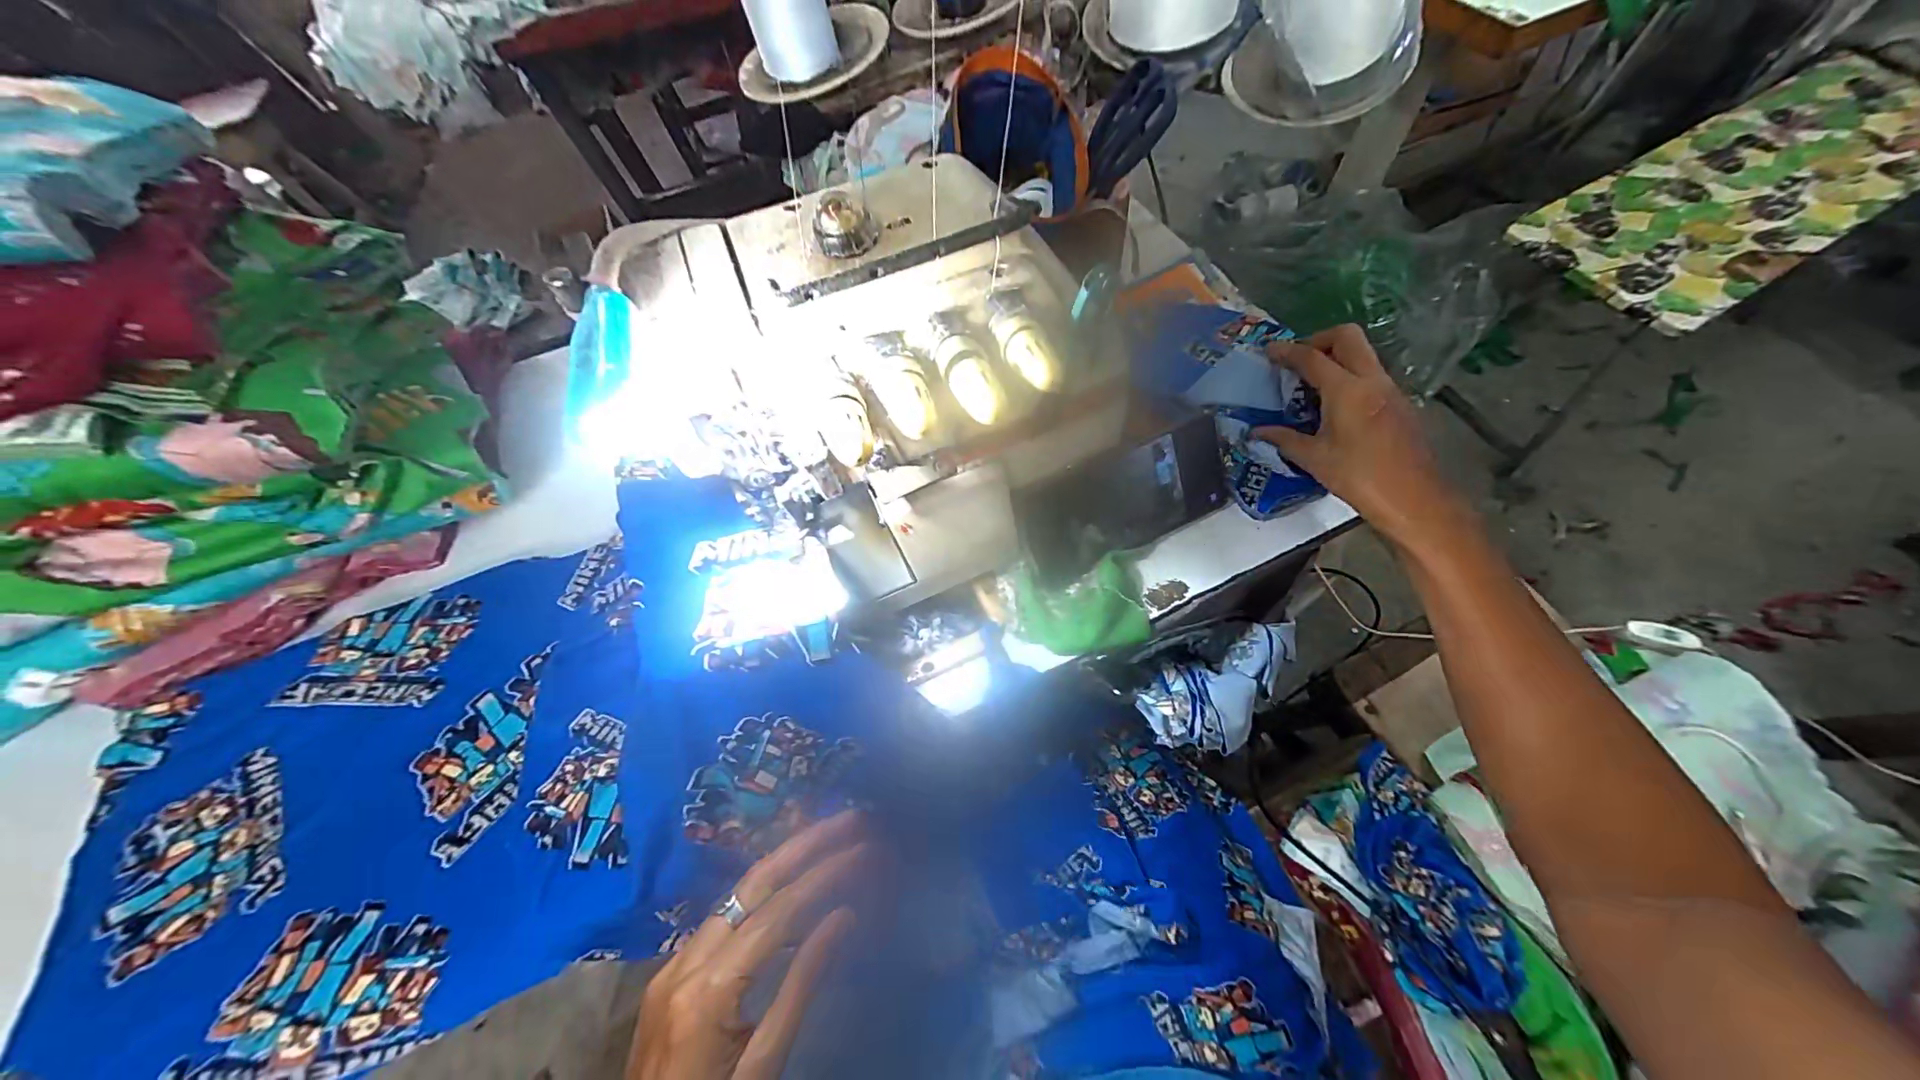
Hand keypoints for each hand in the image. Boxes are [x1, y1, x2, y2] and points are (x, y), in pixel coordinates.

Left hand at [627, 811, 867, 1079]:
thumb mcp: (764, 1060)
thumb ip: (801, 985)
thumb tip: (843, 917)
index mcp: (708, 990)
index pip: (777, 913)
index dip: (824, 876)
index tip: (862, 851)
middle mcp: (684, 962)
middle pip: (751, 885)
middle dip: (803, 845)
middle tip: (846, 821)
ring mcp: (671, 964)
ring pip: (734, 895)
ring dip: (783, 863)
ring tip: (826, 839)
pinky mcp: (669, 973)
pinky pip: (722, 919)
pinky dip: (761, 895)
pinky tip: (790, 886)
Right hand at [1252, 325, 1475, 556]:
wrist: (1413, 498)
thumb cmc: (1359, 477)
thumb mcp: (1314, 459)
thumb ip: (1284, 439)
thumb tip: (1258, 432)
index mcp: (1347, 391)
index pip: (1312, 358)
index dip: (1287, 351)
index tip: (1268, 350)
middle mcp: (1372, 381)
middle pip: (1346, 337)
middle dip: (1318, 340)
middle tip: (1297, 360)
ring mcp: (1390, 389)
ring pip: (1362, 354)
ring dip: (1335, 357)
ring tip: (1311, 384)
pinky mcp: (1399, 403)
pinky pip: (1370, 374)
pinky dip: (1349, 376)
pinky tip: (1334, 405)